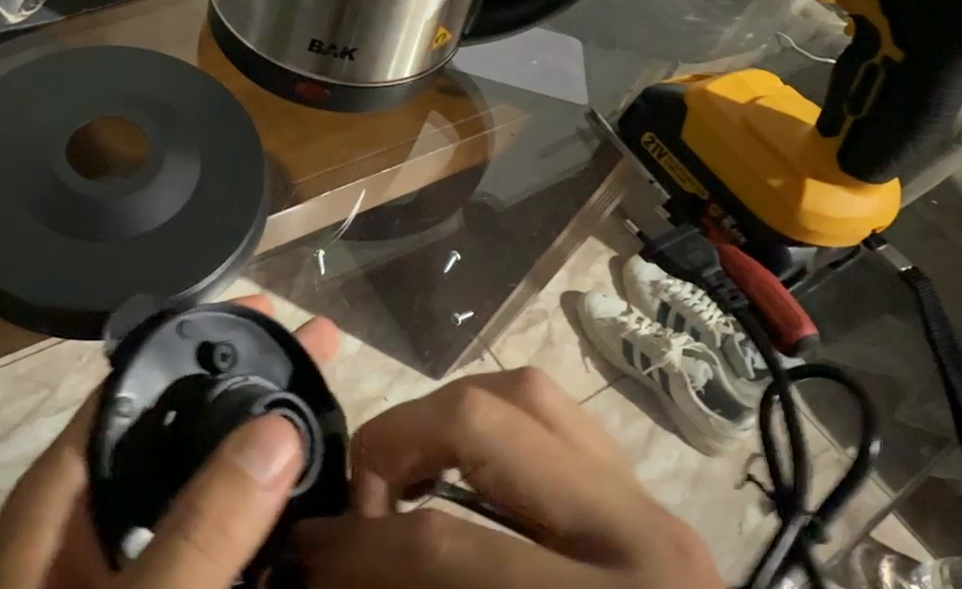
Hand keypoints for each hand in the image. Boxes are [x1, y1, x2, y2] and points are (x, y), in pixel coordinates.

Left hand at [0, 295, 341, 588]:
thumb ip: (200, 527)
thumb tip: (275, 430)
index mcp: (60, 495)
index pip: (132, 387)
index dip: (198, 341)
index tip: (269, 316)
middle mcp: (88, 519)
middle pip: (172, 434)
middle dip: (242, 396)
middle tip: (317, 366)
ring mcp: (119, 565)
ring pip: (192, 493)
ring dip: (251, 463)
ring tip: (321, 432)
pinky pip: (205, 550)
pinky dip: (247, 532)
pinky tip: (294, 525)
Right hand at [293, 368, 723, 587]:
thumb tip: (328, 568)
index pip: (443, 543)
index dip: (356, 548)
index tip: (309, 555)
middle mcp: (639, 537)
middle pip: (481, 424)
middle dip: (393, 447)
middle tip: (361, 501)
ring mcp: (652, 504)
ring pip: (524, 394)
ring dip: (444, 417)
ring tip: (407, 469)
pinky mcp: (646, 495)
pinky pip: (557, 416)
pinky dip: (494, 423)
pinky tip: (464, 466)